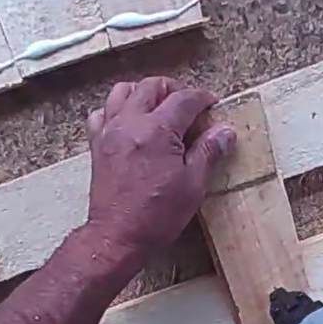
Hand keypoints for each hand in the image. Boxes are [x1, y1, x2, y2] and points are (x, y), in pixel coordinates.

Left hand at [81, 77, 234, 261]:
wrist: (117, 237)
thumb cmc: (155, 217)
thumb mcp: (192, 186)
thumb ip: (208, 153)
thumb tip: (225, 131)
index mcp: (158, 130)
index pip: (185, 98)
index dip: (203, 99)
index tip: (212, 106)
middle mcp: (130, 124)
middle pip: (152, 86)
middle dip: (174, 90)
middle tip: (187, 108)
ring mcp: (110, 133)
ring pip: (122, 92)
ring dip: (142, 94)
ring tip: (157, 109)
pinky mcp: (97, 147)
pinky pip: (101, 114)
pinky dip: (114, 111)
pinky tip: (128, 124)